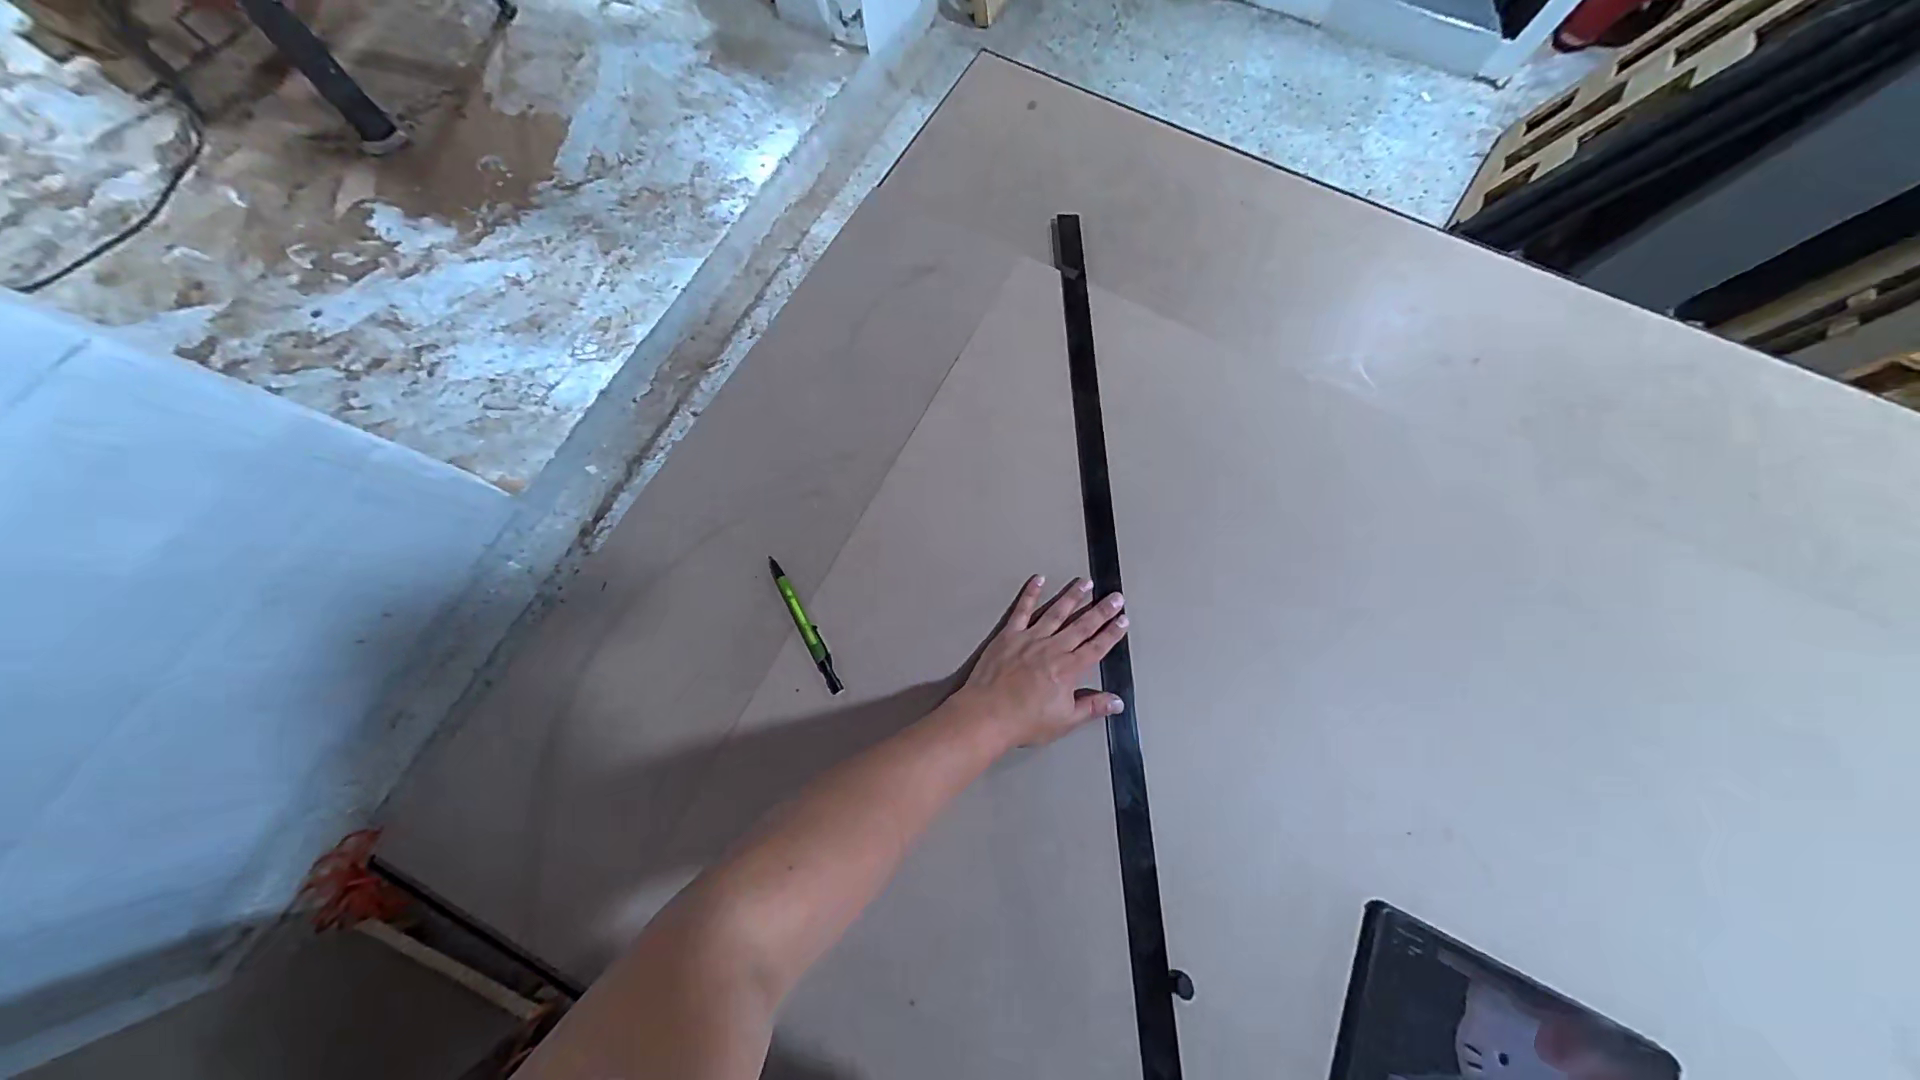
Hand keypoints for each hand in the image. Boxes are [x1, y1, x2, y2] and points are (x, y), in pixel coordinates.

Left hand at [951, 575, 1128, 748]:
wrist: (987, 714)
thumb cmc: (1023, 721)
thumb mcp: (1064, 721)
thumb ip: (1092, 707)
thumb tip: (1116, 702)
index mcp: (1068, 670)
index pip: (1097, 647)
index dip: (1112, 633)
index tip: (1122, 620)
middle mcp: (1052, 649)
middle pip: (1082, 625)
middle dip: (1101, 610)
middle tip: (1115, 597)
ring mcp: (1030, 639)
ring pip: (1056, 612)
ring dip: (1072, 596)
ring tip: (1084, 583)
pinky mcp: (1009, 636)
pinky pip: (1022, 610)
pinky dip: (1031, 594)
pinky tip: (1039, 580)